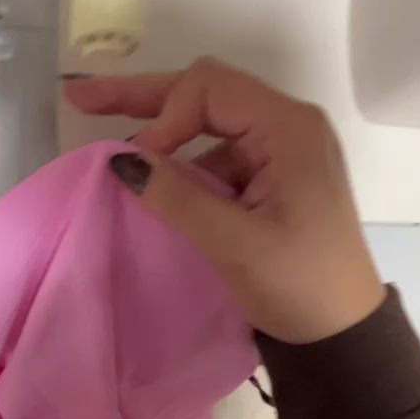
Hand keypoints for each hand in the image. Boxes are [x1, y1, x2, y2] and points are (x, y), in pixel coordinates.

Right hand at [64, 58, 386, 343]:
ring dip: (162, 139)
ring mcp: (278, 154)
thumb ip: (178, 198)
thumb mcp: (235, 243)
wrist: (339, 330)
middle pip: (205, 95)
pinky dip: (181, 170)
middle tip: (81, 99)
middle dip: (144, 98)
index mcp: (288, 128)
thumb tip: (119, 161)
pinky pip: (216, 160)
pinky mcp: (269, 181)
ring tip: (114, 157)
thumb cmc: (299, 285)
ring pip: (207, 128)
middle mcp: (285, 127)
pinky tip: (153, 187)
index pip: (209, 88)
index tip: (137, 167)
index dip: (164, 117)